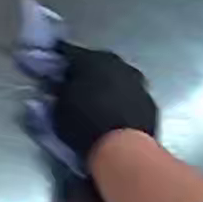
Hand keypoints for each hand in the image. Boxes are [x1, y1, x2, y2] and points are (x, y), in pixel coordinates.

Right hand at [51, 42, 159, 160]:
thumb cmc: (84, 125)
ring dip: (109, 85)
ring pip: (119, 78)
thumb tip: (60, 85)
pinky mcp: (150, 103)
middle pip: (98, 63)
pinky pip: (132, 96)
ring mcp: (137, 82)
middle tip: (77, 84)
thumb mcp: (59, 109)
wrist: (122, 148)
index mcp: (91, 60)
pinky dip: (124, 101)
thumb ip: (60, 92)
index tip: (53, 67)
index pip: (70, 53)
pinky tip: (117, 114)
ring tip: (99, 100)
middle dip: (88, 71)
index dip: (60, 61)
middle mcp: (117, 65)